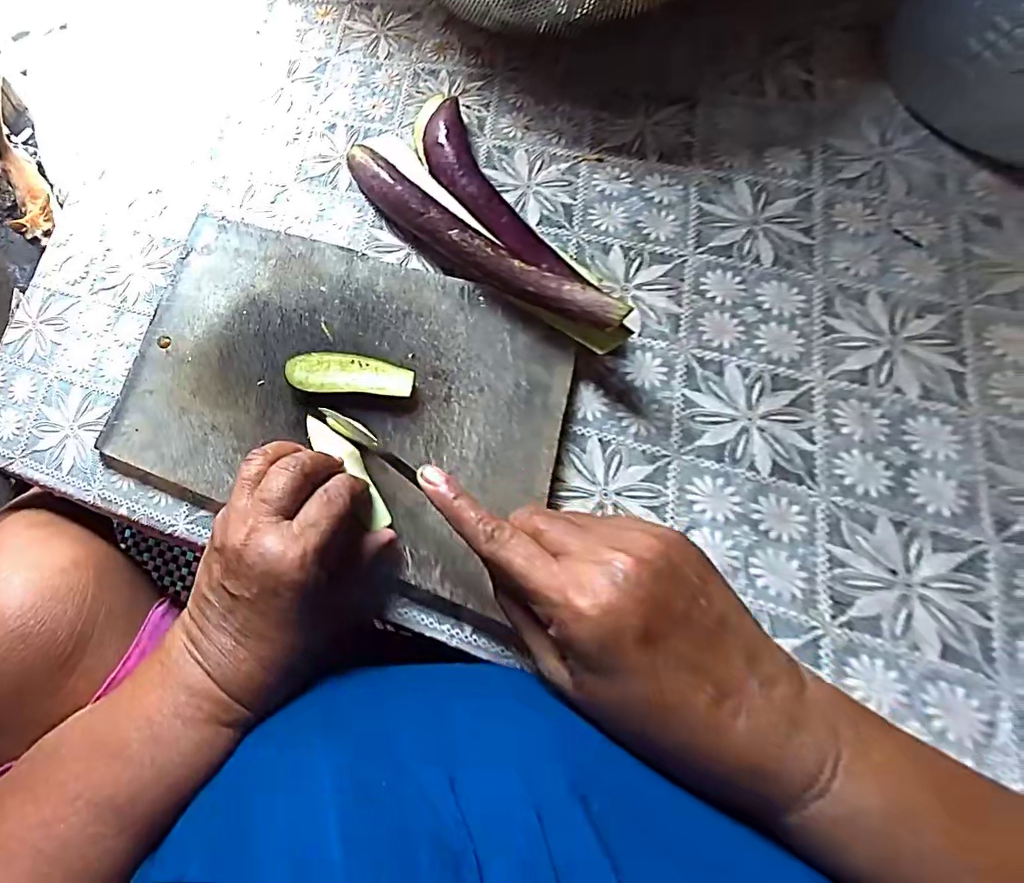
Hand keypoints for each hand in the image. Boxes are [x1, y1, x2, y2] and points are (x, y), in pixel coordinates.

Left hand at [166, 442, 397, 728]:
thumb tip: (384, 533)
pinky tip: (282, 479)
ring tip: (310, 460)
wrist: (220, 660)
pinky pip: (243, 478)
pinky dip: (265, 468)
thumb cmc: (281, 648)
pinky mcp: (218, 519)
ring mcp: (233, 519)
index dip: (354, 487)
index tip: (363, 489)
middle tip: (340, 468)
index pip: (332, 498)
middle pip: (294, 468)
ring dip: (288, 454)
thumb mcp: (332, 611)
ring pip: (260, 462)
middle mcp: (258, 527)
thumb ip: (359, 564)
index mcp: (293, 553)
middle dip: (322, 461)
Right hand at [418, 465, 839, 824]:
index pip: (500, 542)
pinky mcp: (670, 535)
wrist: (774, 726)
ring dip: (554, 544)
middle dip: (517, 544)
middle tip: (541, 591)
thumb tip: (495, 560)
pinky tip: (621, 584)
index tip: (427, 475)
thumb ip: (519, 608)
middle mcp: (612, 559)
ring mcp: (647, 541)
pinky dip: (589, 545)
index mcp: (582, 602)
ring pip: (559, 519)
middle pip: (527, 521)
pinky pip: (597, 523)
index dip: (458, 507)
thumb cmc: (655, 717)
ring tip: (591, 592)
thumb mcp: (565, 677)